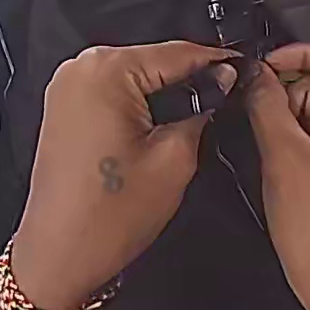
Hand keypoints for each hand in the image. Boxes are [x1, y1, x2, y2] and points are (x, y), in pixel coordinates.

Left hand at [12, 41, 234, 309]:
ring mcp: (68, 83)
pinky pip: (116, 88)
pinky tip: (165, 120)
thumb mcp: (175, 157)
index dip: (222, 62)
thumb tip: (224, 78)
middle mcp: (82, 65)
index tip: (251, 69)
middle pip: (156, 59)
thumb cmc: (114, 213)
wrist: (58, 256)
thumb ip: (203, 107)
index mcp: (107, 69)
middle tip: (231, 96)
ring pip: (137, 73)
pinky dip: (143, 100)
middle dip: (194, 76)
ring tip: (203, 110)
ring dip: (169, 89)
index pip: (179, 52)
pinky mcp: (65, 103)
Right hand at [243, 43, 309, 309]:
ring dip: (295, 114)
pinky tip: (288, 154)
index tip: (269, 64)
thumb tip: (255, 71)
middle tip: (263, 108)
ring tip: (280, 147)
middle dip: (293, 93)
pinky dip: (303, 130)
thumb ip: (266, 102)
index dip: (302, 54)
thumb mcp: (283, 154)